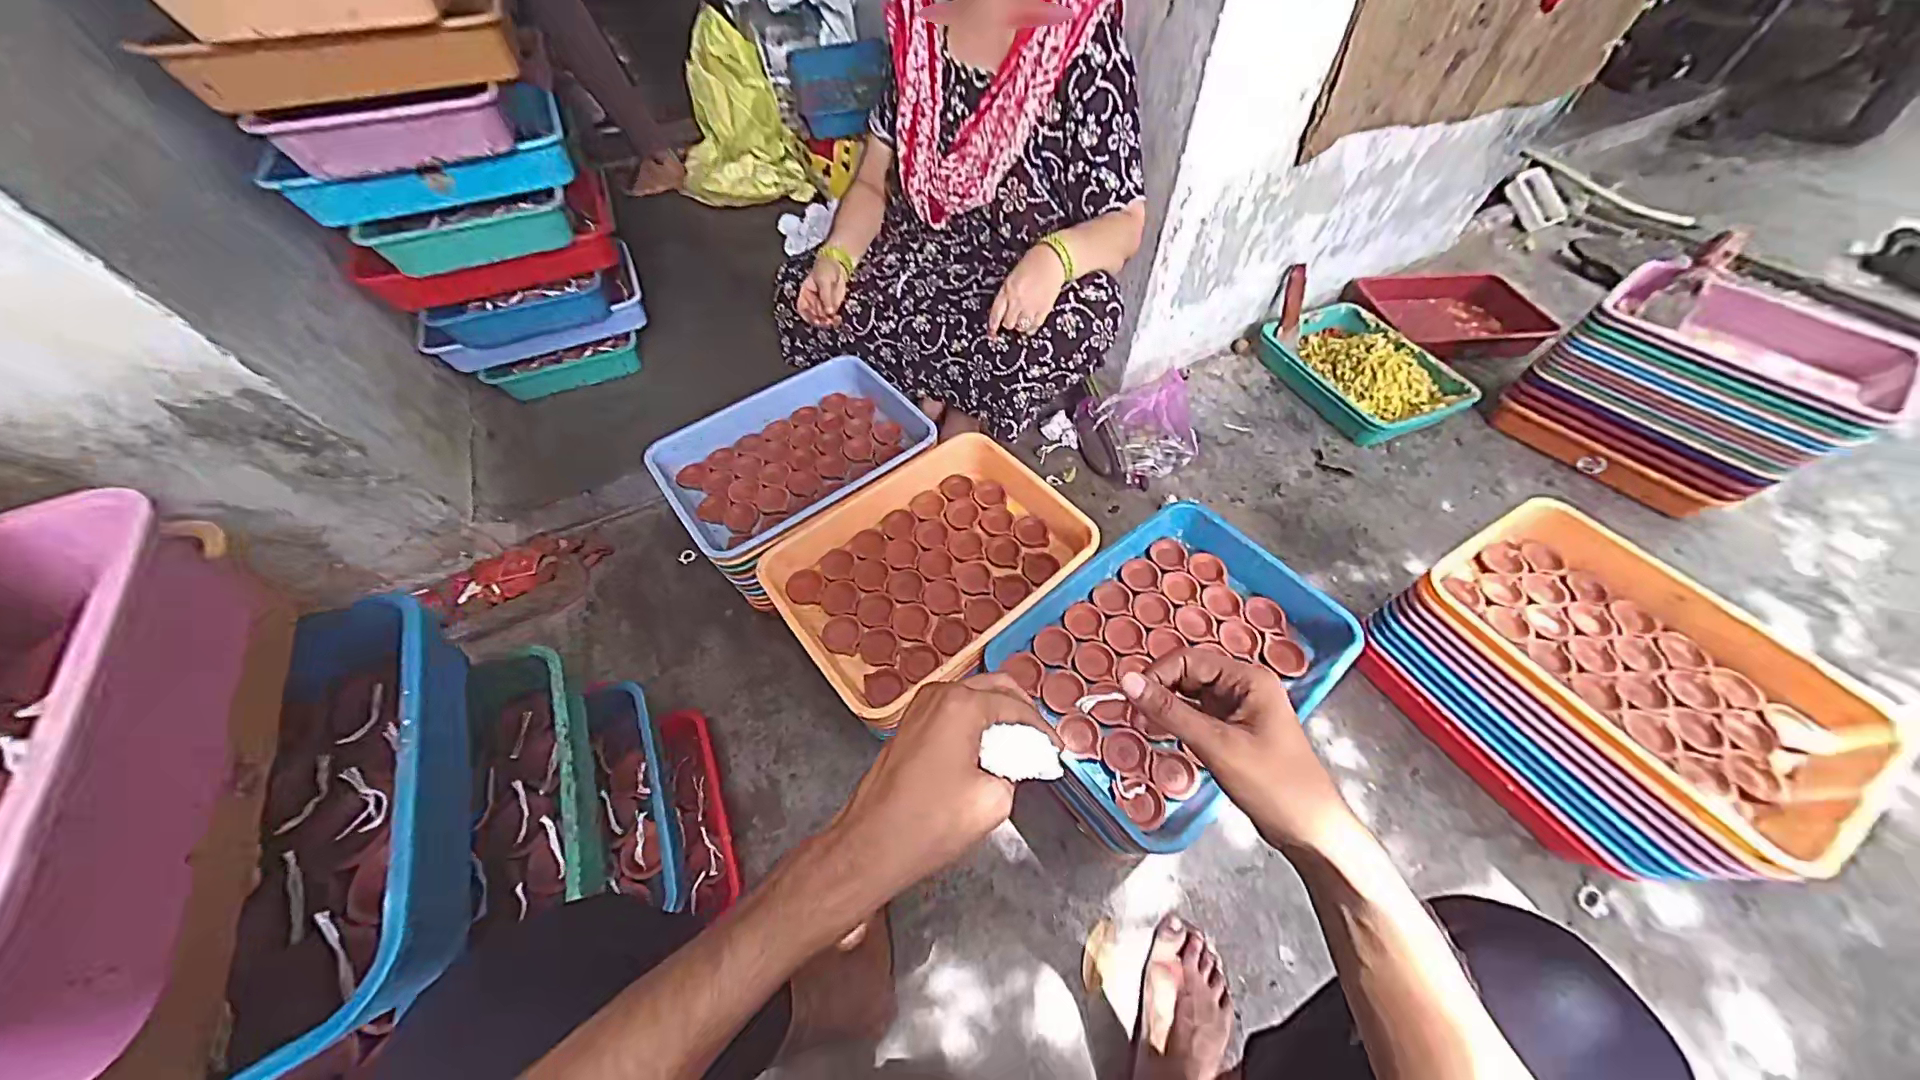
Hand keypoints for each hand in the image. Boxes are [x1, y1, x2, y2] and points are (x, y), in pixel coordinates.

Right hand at [797, 251, 849, 326]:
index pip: (802, 308)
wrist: (838, 266)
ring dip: (827, 322)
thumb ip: (826, 296)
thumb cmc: (826, 269)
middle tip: (827, 322)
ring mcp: (822, 305)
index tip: (815, 320)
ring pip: (822, 319)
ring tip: (833, 321)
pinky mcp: (832, 307)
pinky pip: (831, 317)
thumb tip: (829, 312)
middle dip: (820, 321)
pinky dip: (834, 320)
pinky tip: (838, 319)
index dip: (807, 315)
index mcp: (805, 293)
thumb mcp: (824, 281)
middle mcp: (812, 302)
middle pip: (813, 316)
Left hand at [825, 674, 1056, 899]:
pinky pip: (953, 708)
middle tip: (1040, 741)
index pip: (1016, 707)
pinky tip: (987, 748)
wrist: (871, 843)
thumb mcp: (993, 799)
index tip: (1056, 749)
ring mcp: (921, 705)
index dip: (1042, 729)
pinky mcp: (910, 722)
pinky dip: (975, 720)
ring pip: (973, 693)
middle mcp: (939, 694)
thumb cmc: (930, 823)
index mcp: (962, 705)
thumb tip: (1017, 759)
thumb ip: (1016, 768)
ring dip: (998, 712)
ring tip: (1018, 746)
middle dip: (1022, 711)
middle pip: (996, 686)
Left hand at [987, 244, 1068, 338]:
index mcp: (1007, 290)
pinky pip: (1034, 326)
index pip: (996, 313)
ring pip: (1021, 326)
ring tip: (1023, 318)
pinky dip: (1031, 326)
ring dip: (1020, 325)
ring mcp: (1031, 307)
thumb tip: (1004, 311)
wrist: (1052, 260)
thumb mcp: (1012, 277)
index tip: (992, 332)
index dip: (993, 325)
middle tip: (1012, 318)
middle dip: (1009, 322)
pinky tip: (1031, 322)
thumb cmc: (1032, 264)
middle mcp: (1017, 301)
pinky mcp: (1044, 310)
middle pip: (1008, 323)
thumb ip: (1007, 294)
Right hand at [1121, 649, 1357, 852]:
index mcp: (1248, 679)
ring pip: (1189, 695)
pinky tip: (1163, 736)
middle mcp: (1243, 686)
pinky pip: (1196, 715)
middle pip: (1187, 675)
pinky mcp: (1232, 729)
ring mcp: (1238, 708)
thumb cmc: (1273, 785)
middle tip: (1136, 718)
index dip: (1157, 675)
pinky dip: (1177, 723)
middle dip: (1159, 692)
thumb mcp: (1217, 746)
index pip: (1189, 660)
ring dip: (1166, 708)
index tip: (1131, 699)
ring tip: (1145, 728)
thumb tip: (1128, 681)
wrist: (1311, 832)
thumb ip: (1170, 712)